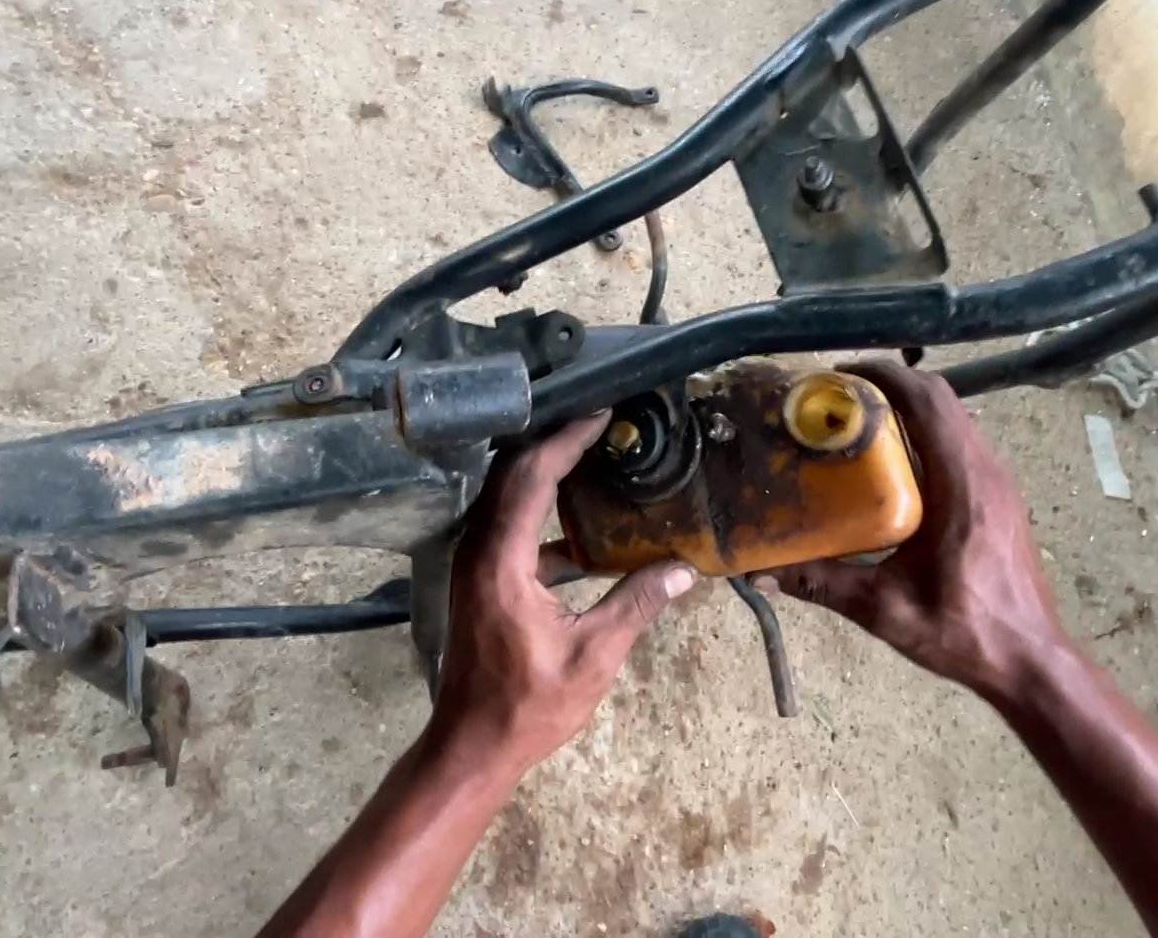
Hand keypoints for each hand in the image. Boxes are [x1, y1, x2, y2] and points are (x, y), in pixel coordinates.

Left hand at [430, 414, 695, 773]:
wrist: (472, 743)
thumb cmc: (530, 705)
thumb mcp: (593, 655)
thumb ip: (636, 605)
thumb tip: (685, 571)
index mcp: (502, 560)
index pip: (531, 477)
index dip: (566, 440)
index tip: (601, 414)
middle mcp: (478, 548)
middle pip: (512, 474)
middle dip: (554, 442)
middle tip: (599, 423)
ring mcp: (473, 561)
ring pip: (505, 494)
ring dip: (544, 469)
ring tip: (591, 454)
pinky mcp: (479, 575)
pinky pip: (508, 522)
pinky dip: (540, 506)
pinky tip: (579, 520)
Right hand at [755, 363, 1067, 699]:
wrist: (1032, 661)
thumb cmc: (966, 631)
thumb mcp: (885, 609)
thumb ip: (822, 585)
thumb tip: (760, 573)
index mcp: (961, 483)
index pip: (928, 400)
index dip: (882, 376)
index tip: (836, 376)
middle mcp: (984, 469)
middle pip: (939, 397)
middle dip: (887, 385)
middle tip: (835, 400)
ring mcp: (996, 480)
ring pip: (951, 416)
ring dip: (906, 407)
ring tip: (853, 424)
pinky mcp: (997, 495)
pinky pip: (957, 440)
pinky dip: (921, 432)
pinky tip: (885, 466)